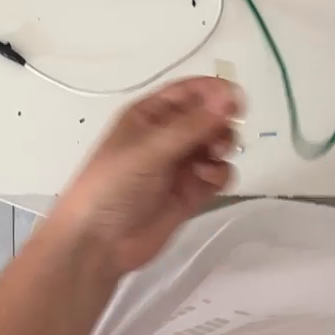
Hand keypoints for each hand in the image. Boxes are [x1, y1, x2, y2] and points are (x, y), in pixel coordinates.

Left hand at [40, 77, 241, 277]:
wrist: (98, 243)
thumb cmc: (112, 186)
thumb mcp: (149, 149)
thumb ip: (191, 125)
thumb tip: (228, 98)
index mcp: (149, 115)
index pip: (189, 92)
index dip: (214, 91)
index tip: (236, 101)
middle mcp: (166, 136)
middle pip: (208, 116)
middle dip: (220, 122)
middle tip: (220, 138)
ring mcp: (180, 165)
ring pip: (216, 144)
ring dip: (222, 147)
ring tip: (213, 158)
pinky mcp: (191, 192)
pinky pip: (217, 174)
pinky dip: (219, 174)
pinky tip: (207, 181)